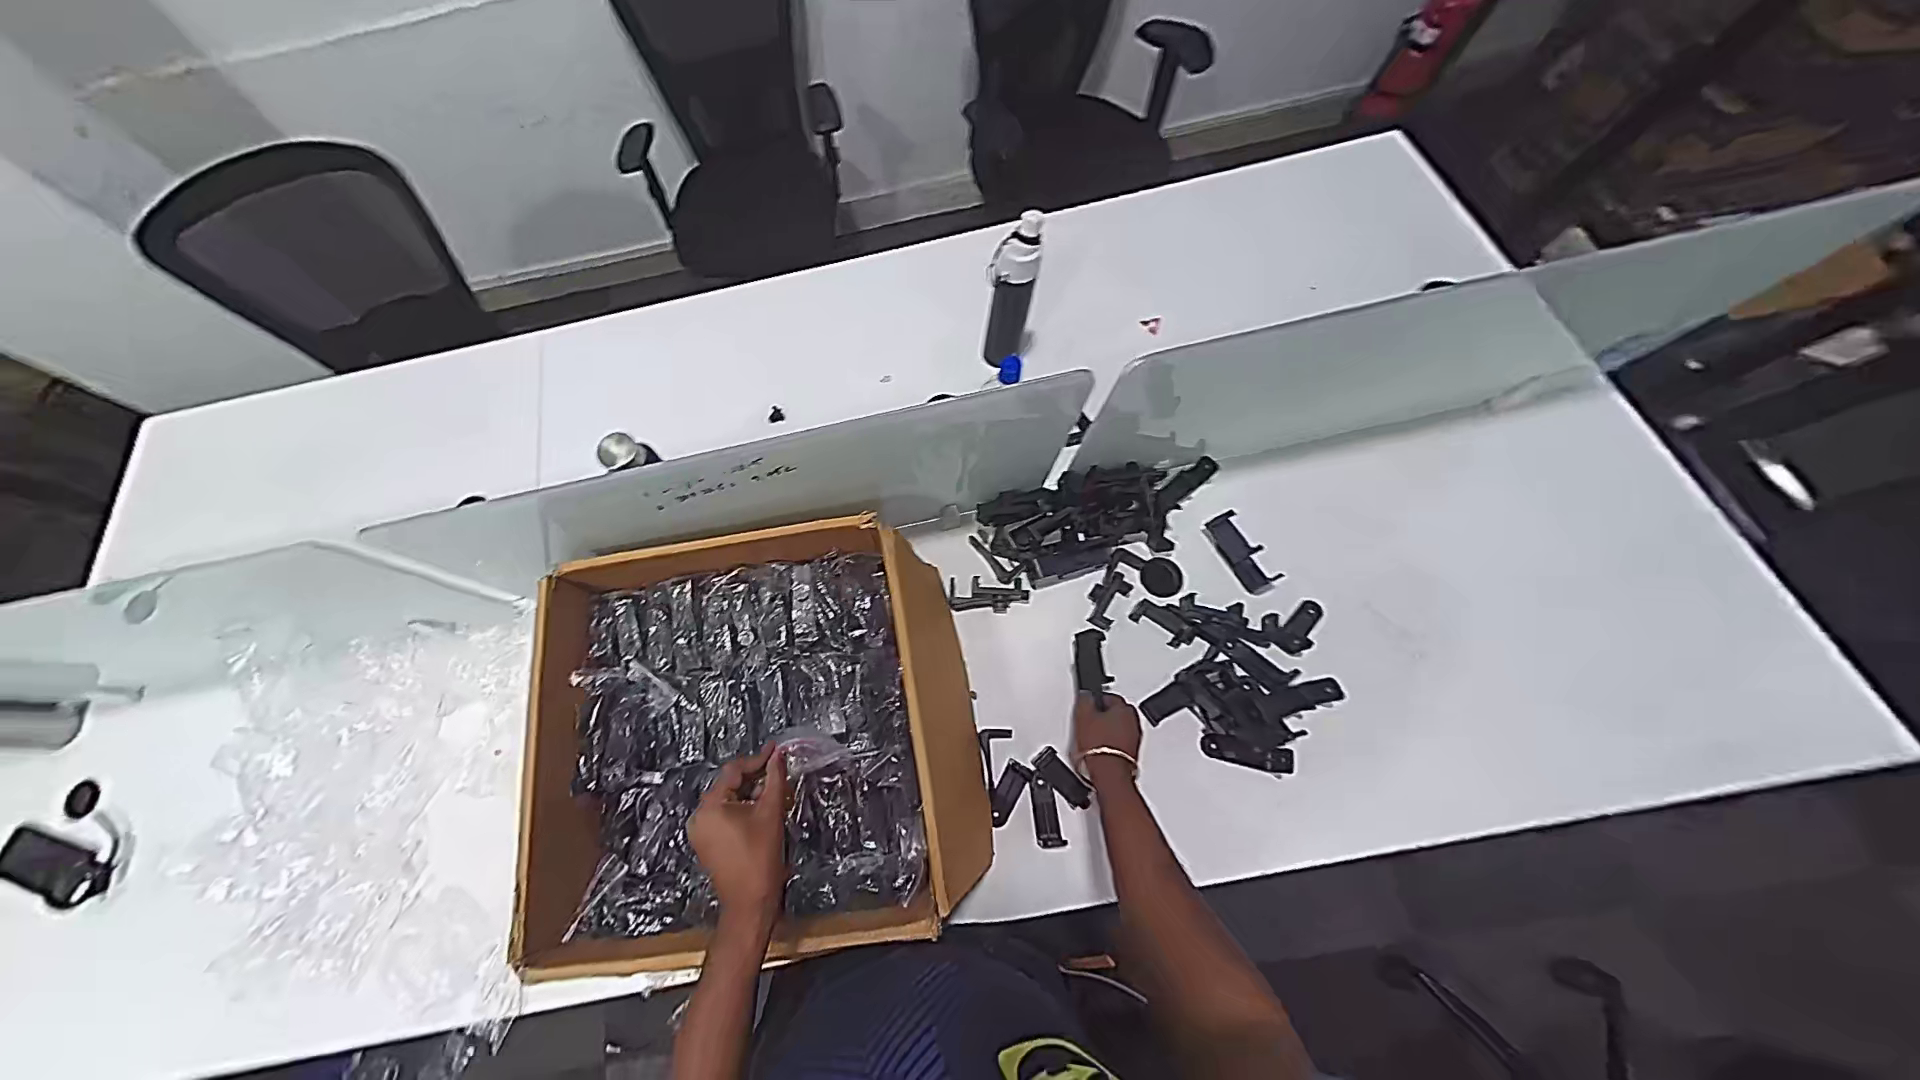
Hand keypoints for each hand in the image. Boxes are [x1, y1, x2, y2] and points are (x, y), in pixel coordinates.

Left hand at [689, 742, 790, 918]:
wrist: (750, 902)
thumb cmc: (760, 855)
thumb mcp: (771, 812)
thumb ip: (774, 778)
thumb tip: (778, 754)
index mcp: (710, 806)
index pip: (733, 771)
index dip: (757, 759)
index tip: (777, 751)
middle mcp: (699, 816)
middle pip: (729, 784)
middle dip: (755, 777)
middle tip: (779, 773)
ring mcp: (700, 831)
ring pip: (728, 800)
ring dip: (751, 793)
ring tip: (775, 792)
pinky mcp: (706, 843)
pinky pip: (724, 815)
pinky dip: (742, 809)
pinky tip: (762, 810)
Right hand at [1073, 690, 1140, 786]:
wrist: (1107, 774)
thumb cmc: (1099, 747)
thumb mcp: (1082, 715)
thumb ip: (1085, 699)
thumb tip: (1085, 695)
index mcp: (1125, 709)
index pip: (1109, 696)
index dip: (1095, 700)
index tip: (1086, 705)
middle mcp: (1133, 722)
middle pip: (1115, 713)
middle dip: (1103, 715)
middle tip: (1088, 721)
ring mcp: (1134, 740)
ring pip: (1118, 729)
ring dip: (1107, 730)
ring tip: (1091, 738)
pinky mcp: (1131, 754)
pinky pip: (1118, 743)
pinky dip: (1110, 744)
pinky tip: (1098, 749)